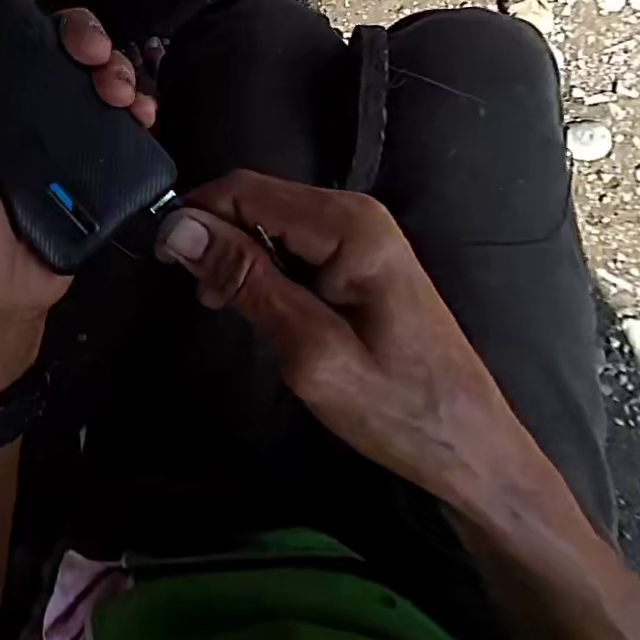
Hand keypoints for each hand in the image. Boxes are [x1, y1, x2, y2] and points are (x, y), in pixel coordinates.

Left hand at [0, 0, 150, 396]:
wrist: (2, 301)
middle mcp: (11, 105)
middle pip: (52, 42)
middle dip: (79, 31)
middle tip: (89, 52)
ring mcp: (54, 131)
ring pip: (91, 71)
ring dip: (111, 64)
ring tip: (117, 91)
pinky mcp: (89, 158)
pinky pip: (118, 116)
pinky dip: (135, 102)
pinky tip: (140, 112)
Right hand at [153, 170, 555, 510]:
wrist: (473, 449)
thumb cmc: (396, 408)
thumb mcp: (307, 348)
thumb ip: (244, 279)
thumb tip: (179, 228)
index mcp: (348, 226)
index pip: (244, 190)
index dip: (194, 217)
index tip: (166, 263)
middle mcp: (353, 211)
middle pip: (253, 197)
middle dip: (213, 236)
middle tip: (203, 297)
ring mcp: (359, 230)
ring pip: (265, 216)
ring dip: (232, 252)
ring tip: (224, 304)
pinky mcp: (357, 252)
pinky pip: (286, 236)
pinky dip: (257, 262)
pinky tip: (255, 301)